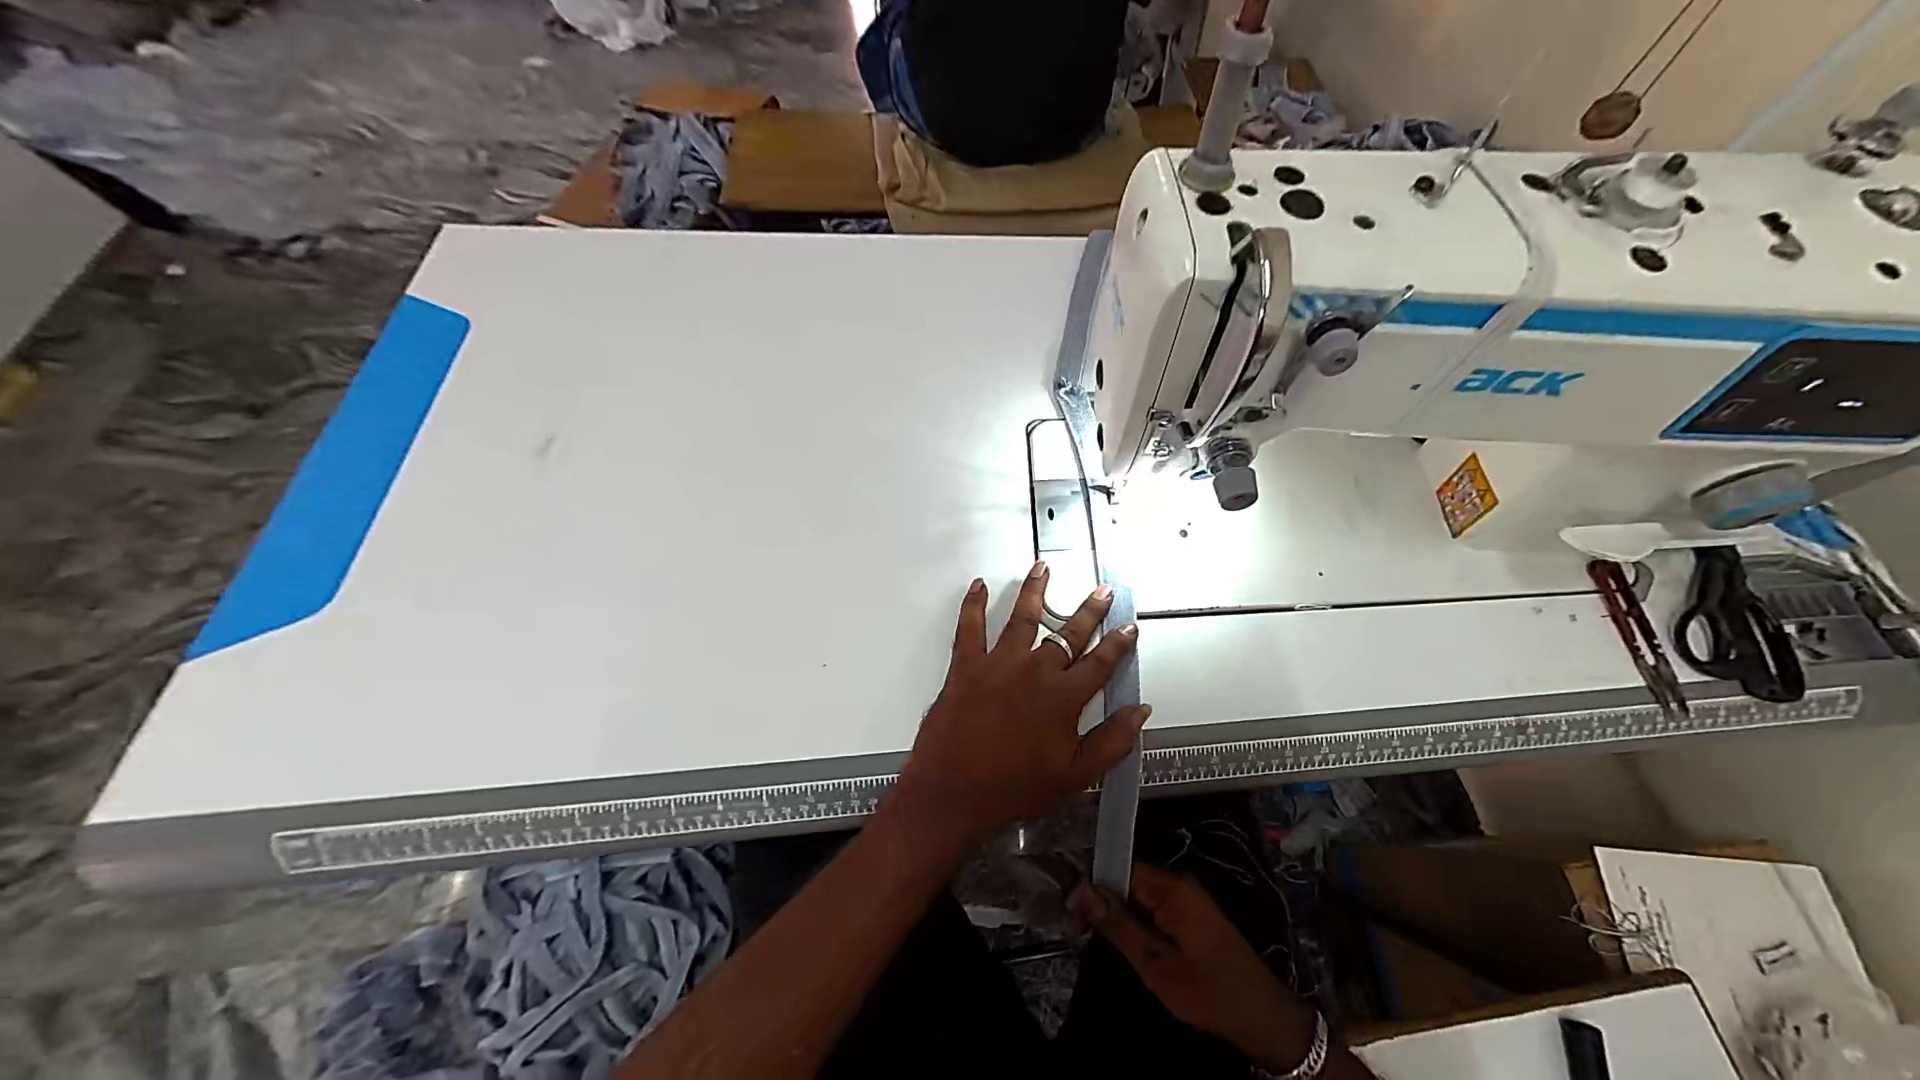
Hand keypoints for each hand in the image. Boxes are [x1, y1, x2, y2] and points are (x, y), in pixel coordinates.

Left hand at [887, 561, 1149, 852]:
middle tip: (1102, 591)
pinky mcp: (965, 667)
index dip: (1118, 644)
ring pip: (1022, 618)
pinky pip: (969, 627)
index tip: (1128, 627)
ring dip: (1035, 591)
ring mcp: (998, 665)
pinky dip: (973, 604)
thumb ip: (1112, 742)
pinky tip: (979, 586)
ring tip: (1043, 567)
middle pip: (1068, 634)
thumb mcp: (1075, 775)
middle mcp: (1033, 672)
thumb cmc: (1012, 788)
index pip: (1100, 663)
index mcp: (1063, 698)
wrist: (954, 792)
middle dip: (1088, 610)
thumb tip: (1138, 713)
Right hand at [1070, 863, 1314, 1072]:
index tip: (1071, 914)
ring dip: (1115, 914)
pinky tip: (1122, 941)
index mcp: (1172, 889)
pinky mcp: (1190, 917)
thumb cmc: (1209, 992)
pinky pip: (1151, 908)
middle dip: (1100, 902)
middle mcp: (1179, 885)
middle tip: (1077, 932)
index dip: (1091, 887)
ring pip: (1137, 896)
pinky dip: (1133, 922)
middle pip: (1127, 880)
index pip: (1120, 869)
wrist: (1264, 1019)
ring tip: (1093, 938)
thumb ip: (1118, 925)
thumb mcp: (1155, 964)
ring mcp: (1186, 901)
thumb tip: (1081, 890)